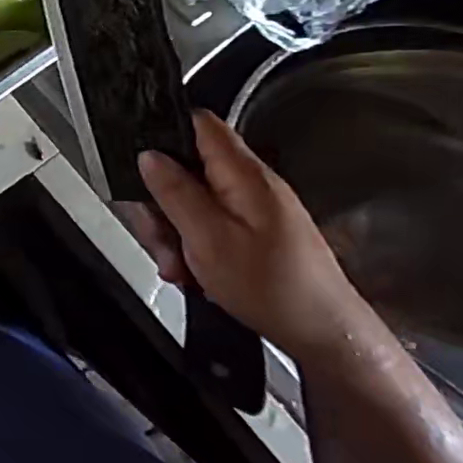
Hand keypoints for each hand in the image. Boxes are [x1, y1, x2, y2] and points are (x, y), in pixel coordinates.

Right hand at [136, 111, 370, 360]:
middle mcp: (250, 185)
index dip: (163, 128)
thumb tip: (148, 155)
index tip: (136, 152)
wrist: (326, 338)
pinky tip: (190, 271)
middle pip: (183, 169)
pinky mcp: (251, 232)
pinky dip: (188, 244)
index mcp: (245, 176)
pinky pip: (203, 223)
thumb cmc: (273, 289)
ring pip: (187, 200)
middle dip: (157, 200)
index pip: (201, 124)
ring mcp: (252, 209)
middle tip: (158, 235)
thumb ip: (174, 191)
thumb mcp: (208, 238)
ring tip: (176, 265)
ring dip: (170, 230)